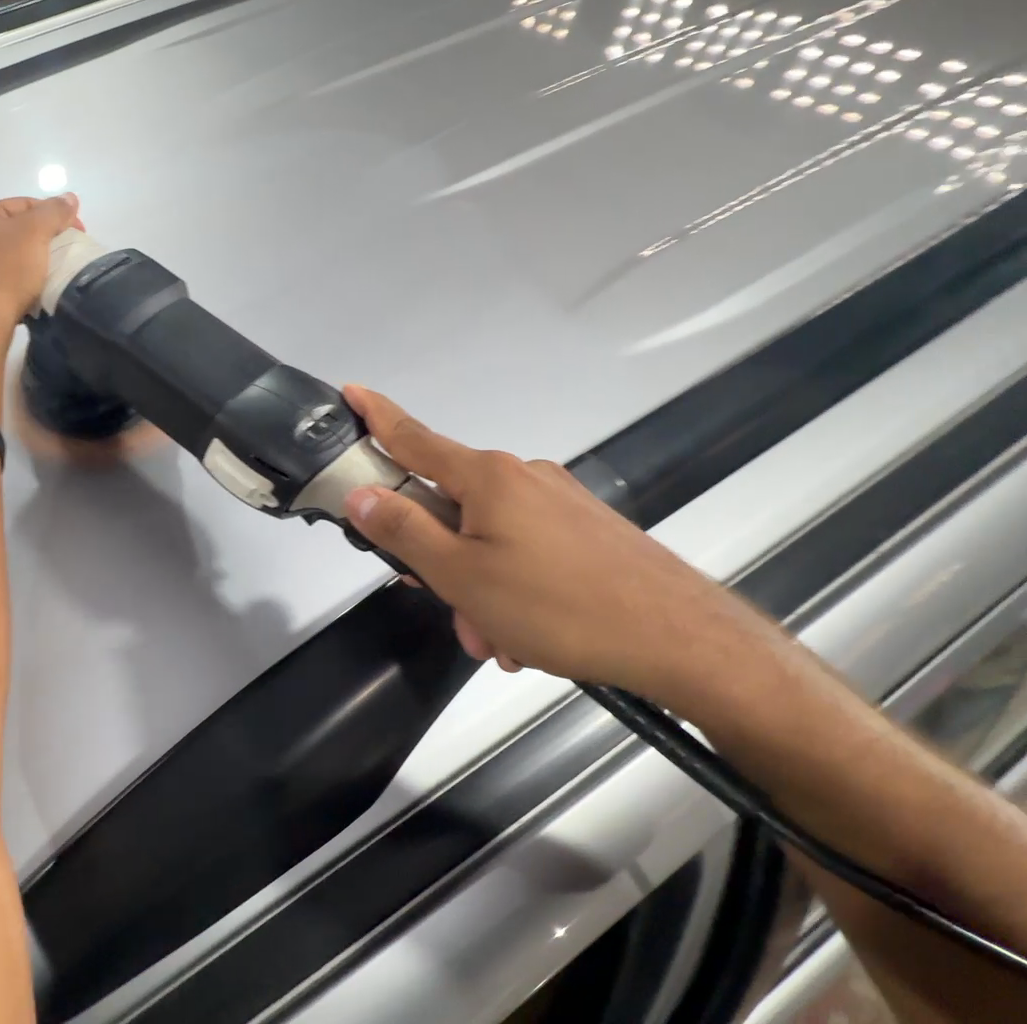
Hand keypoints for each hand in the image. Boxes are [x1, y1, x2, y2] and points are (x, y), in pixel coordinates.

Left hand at [0, 194, 80, 344]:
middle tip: (65, 252)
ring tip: (51, 274)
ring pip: (7, 258)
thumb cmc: (6, 273)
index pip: (21, 205)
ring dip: (31, 262)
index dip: (53, 214)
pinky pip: (0, 282)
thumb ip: (53, 212)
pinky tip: (32, 293)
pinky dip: (18, 283)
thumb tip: (69, 198)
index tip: (77, 231)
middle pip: (13, 231)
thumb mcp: (35, 233)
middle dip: (42, 239)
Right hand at [339, 385, 789, 706]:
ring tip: (497, 637)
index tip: (350, 391)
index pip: (413, 438)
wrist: (683, 641)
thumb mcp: (461, 574)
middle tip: (445, 605)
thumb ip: (403, 530)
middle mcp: (522, 477)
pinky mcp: (585, 530)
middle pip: (448, 504)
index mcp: (487, 477)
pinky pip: (523, 551)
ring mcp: (558, 502)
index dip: (376, 417)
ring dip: (475, 586)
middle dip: (434, 556)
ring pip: (485, 537)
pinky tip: (525, 632)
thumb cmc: (558, 606)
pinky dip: (509, 588)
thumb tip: (361, 495)